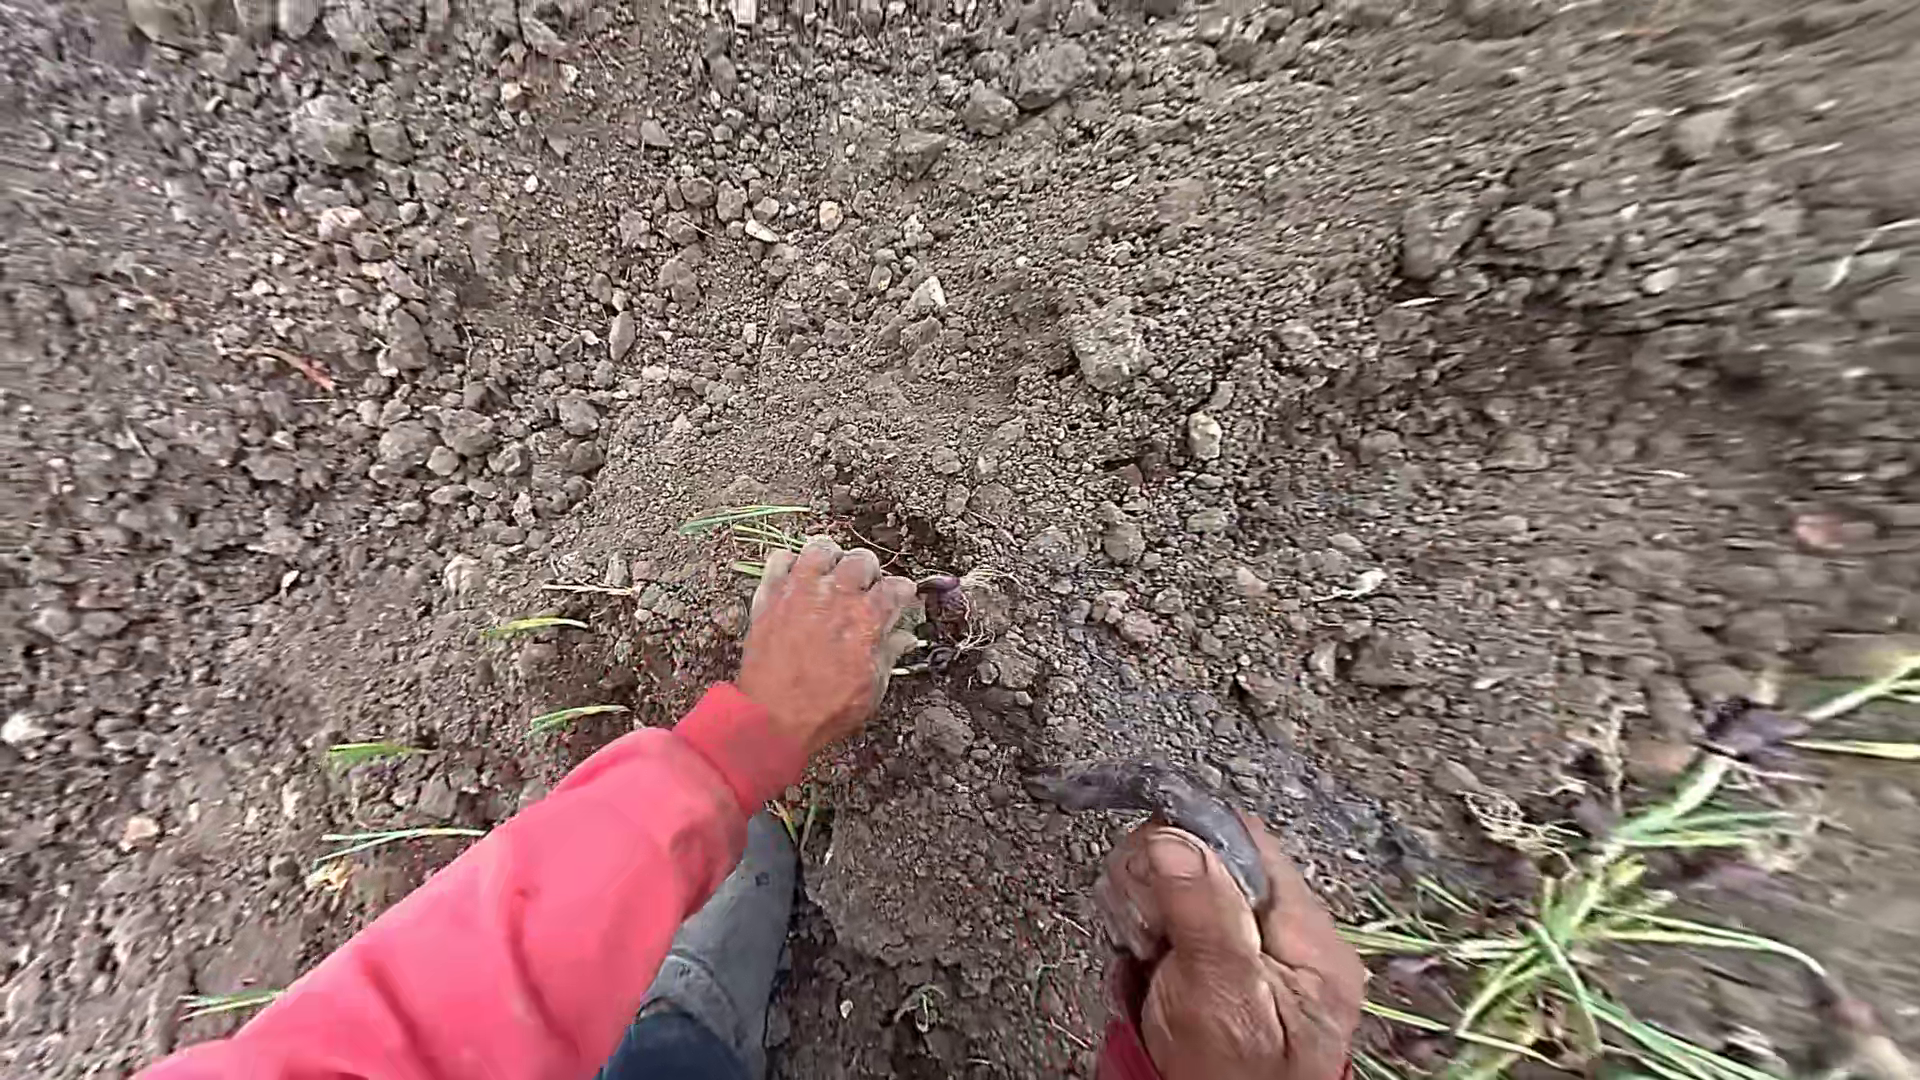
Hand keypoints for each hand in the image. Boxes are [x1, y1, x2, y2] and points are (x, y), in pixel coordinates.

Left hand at [736, 536, 918, 756]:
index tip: (899, 599)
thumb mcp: (872, 688)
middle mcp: (837, 596)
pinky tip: (797, 577)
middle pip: (862, 559)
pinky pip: (779, 559)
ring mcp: (801, 592)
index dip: (902, 593)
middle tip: (865, 586)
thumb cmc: (823, 709)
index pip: (897, 587)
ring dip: (832, 558)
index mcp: (867, 618)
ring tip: (832, 572)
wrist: (771, 719)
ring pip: (822, 548)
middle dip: (870, 571)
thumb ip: (889, 654)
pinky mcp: (771, 597)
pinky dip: (790, 562)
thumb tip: (904, 638)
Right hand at [1096, 819, 1364, 1079]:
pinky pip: (1162, 892)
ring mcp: (1240, 931)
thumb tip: (1172, 838)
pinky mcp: (1206, 938)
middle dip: (1161, 869)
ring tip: (1146, 938)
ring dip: (1144, 890)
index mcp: (1306, 934)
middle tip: (1151, 916)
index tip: (1156, 857)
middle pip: (1206, 847)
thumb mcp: (1221, 998)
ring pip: (1176, 864)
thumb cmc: (1224, 1079)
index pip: (1246, 838)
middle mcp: (1277, 924)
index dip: (1194, 835)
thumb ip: (1202, 915)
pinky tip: (1143, 941)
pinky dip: (1140, 908)